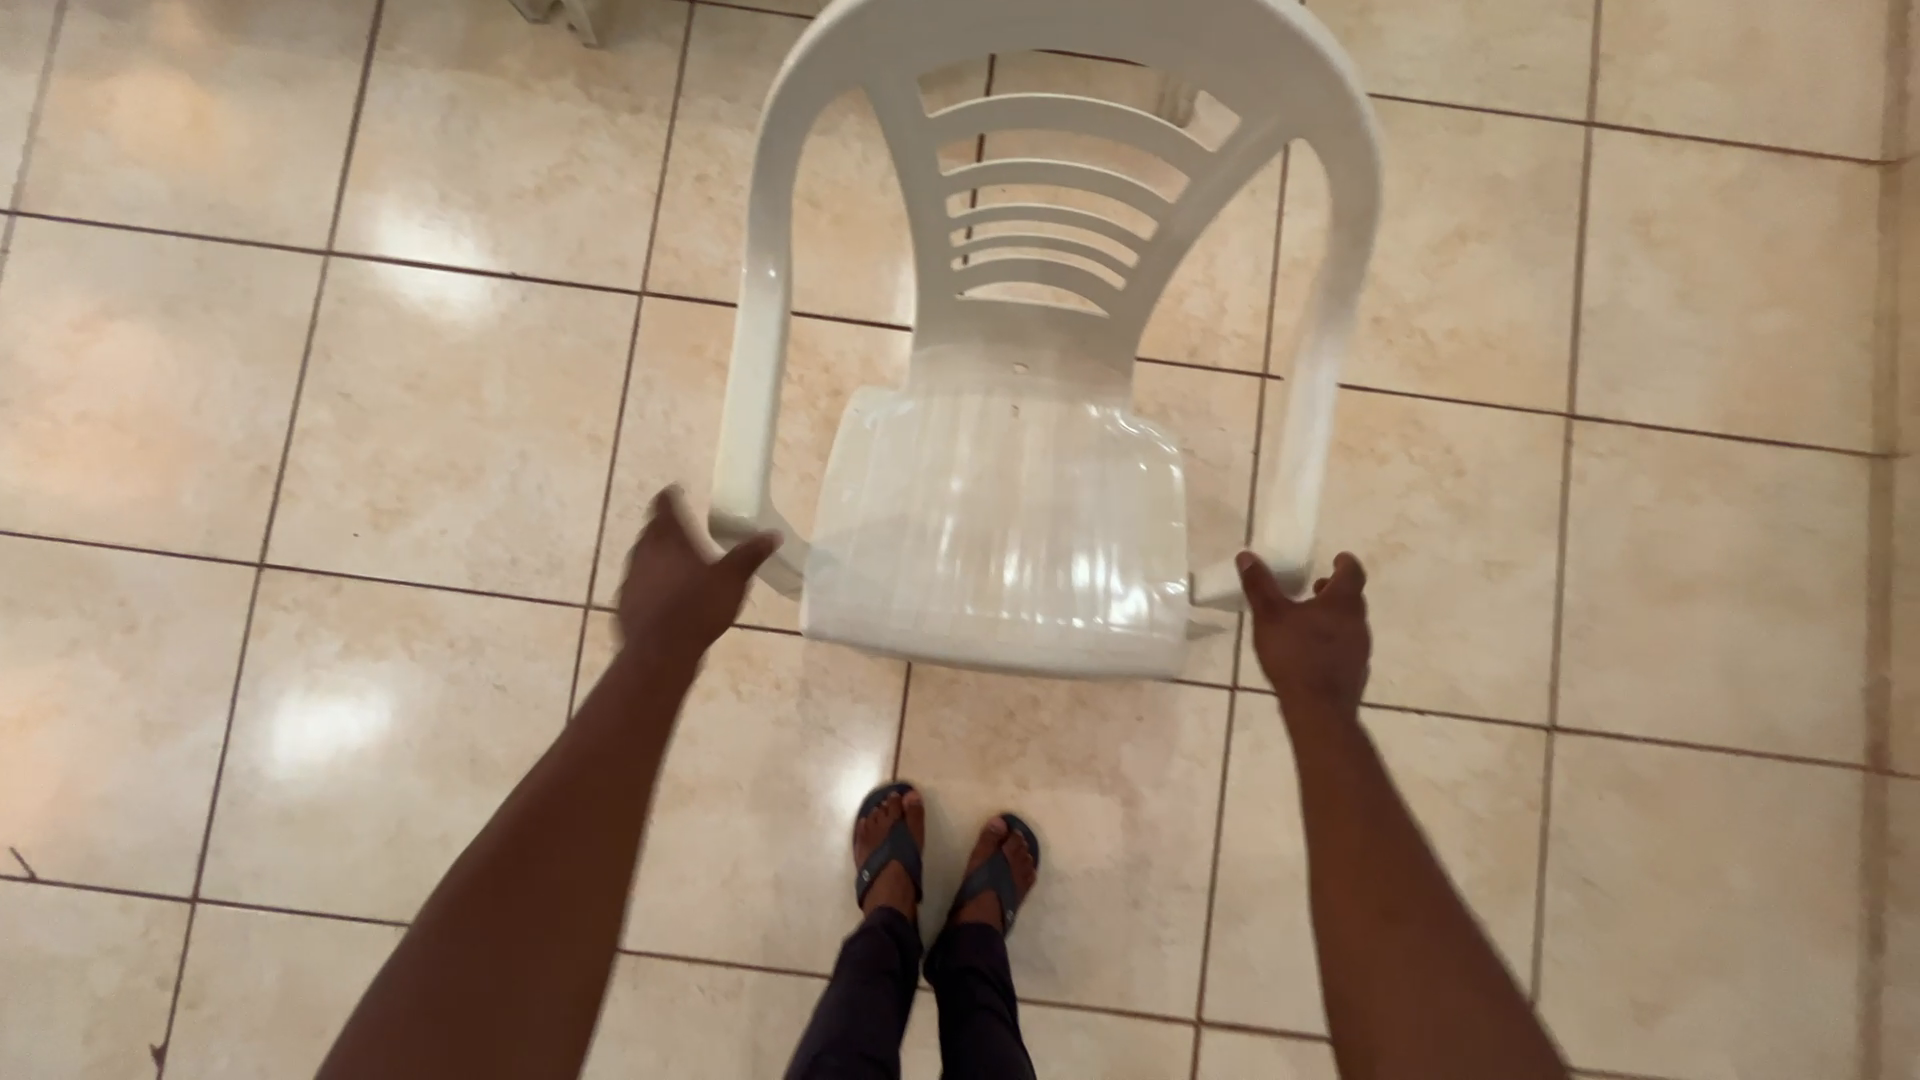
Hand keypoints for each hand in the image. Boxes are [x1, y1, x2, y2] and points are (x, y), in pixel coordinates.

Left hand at [616, 486, 780, 671]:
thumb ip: (750, 555)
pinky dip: (652, 583)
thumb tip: (773, 534)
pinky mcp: (625, 603)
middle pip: (652, 531)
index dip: (671, 497)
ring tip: (676, 563)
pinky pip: (640, 584)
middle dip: (665, 528)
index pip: (665, 507)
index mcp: (669, 539)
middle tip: (681, 528)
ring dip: (657, 556)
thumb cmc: (698, 608)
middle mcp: (644, 552)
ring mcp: (631, 578)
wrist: (660, 651)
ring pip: (644, 558)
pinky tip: (665, 596)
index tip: (675, 491)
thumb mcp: (733, 580)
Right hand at [1238, 550, 1371, 717]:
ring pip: (1349, 623)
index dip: (1345, 563)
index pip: (1352, 574)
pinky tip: (1311, 651)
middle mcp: (1358, 623)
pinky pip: (1346, 646)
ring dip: (1333, 616)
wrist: (1319, 708)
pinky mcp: (1355, 671)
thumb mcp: (1269, 616)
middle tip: (1316, 586)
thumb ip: (1259, 586)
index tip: (1338, 558)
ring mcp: (1360, 649)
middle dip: (1334, 590)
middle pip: (1352, 599)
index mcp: (1341, 603)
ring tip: (1308, 618)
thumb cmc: (1294, 655)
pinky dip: (1332, 640)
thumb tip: (1247, 556)